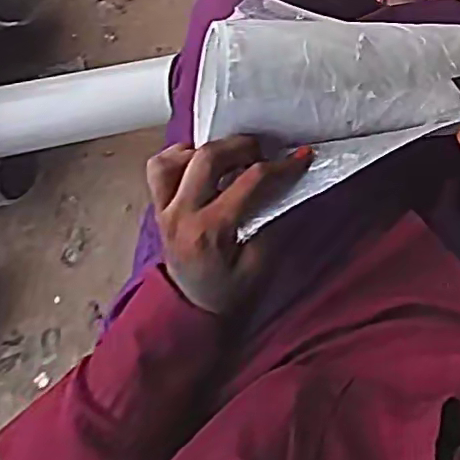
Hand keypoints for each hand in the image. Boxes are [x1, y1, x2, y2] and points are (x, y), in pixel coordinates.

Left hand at [146, 136, 311, 314]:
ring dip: (210, 148)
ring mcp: (164, 208)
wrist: (189, 313)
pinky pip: (159, 167)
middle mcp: (181, 213)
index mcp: (210, 229)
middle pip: (209, 156)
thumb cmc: (228, 290)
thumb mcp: (259, 265)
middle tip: (262, 153)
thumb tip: (284, 186)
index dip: (281, 165)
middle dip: (243, 145)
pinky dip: (180, 156)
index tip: (301, 157)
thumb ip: (271, 224)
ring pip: (179, 157)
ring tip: (230, 156)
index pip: (249, 181)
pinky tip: (201, 163)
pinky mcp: (157, 206)